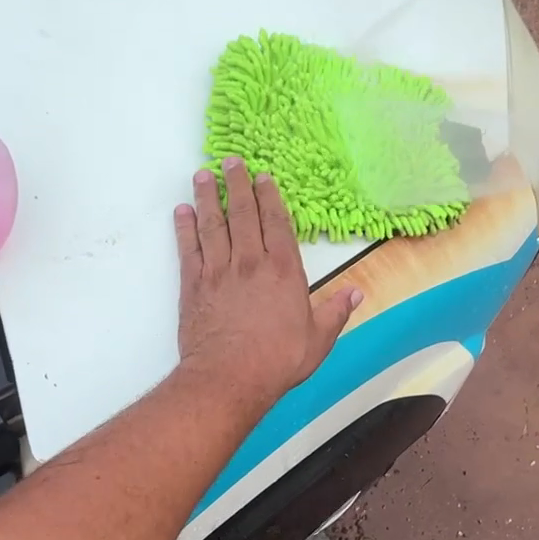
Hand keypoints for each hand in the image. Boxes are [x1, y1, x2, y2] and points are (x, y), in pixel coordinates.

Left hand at [174, 158, 361, 414]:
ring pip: (212, 224)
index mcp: (284, 271)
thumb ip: (336, 312)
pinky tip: (182, 212)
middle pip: (242, 214)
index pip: (276, 224)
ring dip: (207, 197)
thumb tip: (356, 293)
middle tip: (230, 162)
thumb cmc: (278, 360)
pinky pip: (188, 249)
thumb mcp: (319, 339)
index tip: (263, 177)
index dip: (270, 198)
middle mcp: (250, 263)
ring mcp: (218, 272)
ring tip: (203, 175)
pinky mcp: (193, 286)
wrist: (230, 377)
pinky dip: (184, 228)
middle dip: (236, 185)